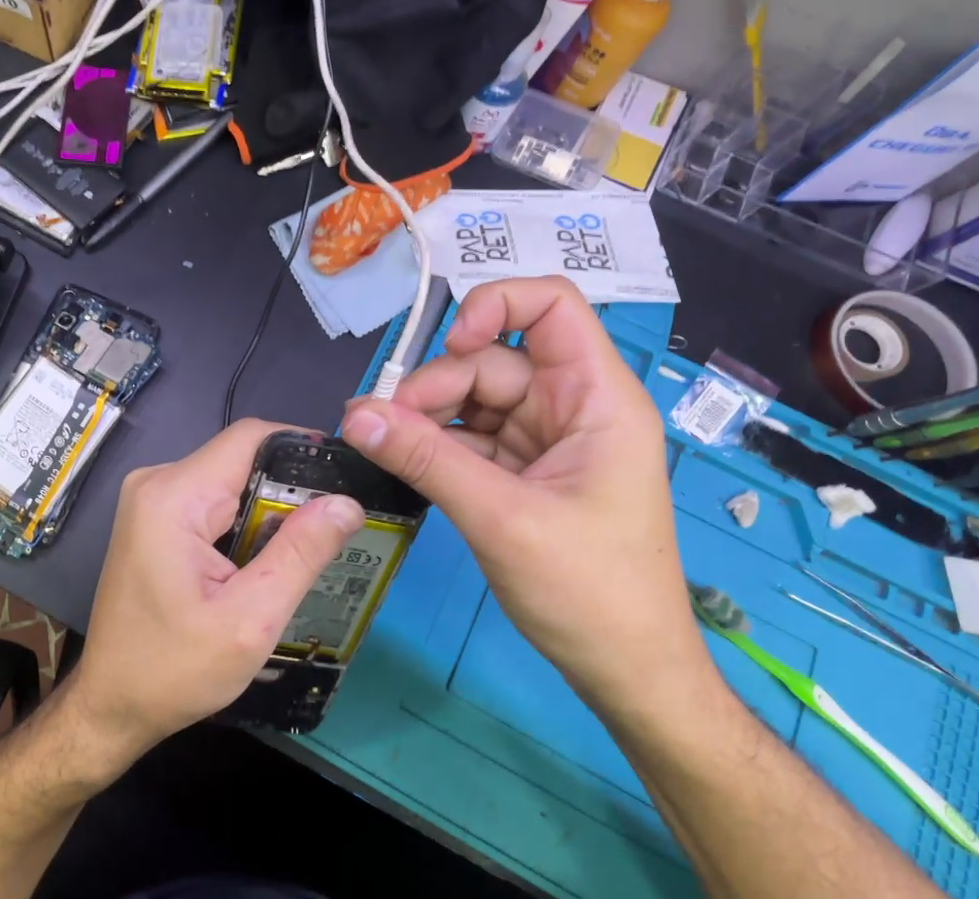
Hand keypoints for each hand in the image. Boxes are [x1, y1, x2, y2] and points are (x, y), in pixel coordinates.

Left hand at [65, 420, 364, 761]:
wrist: (112, 704)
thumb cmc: (173, 671)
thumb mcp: (249, 621)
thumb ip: (299, 554)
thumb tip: (347, 502)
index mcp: (173, 496)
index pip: (251, 438)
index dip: (304, 450)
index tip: (349, 480)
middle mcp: (157, 483)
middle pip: (241, 459)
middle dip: (290, 491)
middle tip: (336, 530)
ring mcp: (151, 501)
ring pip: (230, 482)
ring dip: (269, 513)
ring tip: (308, 552)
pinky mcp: (154, 521)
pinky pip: (212, 504)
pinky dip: (245, 526)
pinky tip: (265, 563)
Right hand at [340, 278, 713, 714]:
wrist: (625, 671)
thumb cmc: (588, 591)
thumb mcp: (501, 518)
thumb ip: (426, 459)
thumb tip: (354, 415)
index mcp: (596, 399)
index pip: (552, 307)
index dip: (496, 305)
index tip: (448, 345)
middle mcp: (571, 408)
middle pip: (494, 359)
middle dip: (437, 385)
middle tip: (383, 427)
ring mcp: (545, 442)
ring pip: (474, 399)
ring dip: (427, 417)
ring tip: (382, 445)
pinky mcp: (522, 474)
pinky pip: (470, 439)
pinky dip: (434, 446)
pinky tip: (401, 462)